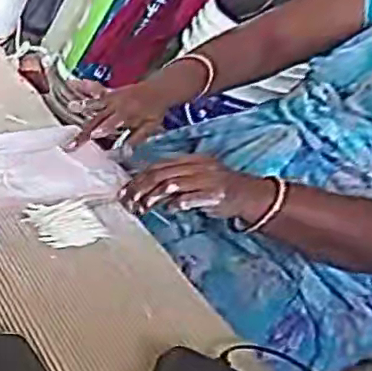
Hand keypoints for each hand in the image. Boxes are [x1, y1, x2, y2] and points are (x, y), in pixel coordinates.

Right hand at [70, 60, 209, 149]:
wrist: (162, 87)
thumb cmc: (155, 109)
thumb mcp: (151, 125)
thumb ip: (136, 138)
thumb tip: (123, 152)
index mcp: (129, 113)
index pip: (113, 123)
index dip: (103, 128)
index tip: (93, 135)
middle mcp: (118, 105)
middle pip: (98, 119)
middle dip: (85, 130)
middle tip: (72, 143)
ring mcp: (112, 98)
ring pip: (94, 104)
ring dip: (81, 106)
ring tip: (70, 106)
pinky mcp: (109, 93)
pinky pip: (95, 90)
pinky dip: (84, 86)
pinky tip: (73, 82)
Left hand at [120, 153, 277, 221]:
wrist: (249, 195)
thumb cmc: (214, 190)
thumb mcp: (190, 181)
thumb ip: (167, 183)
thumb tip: (137, 192)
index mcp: (191, 161)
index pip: (157, 166)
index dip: (136, 180)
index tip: (122, 194)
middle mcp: (199, 166)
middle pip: (160, 175)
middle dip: (139, 190)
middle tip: (128, 204)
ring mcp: (208, 178)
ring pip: (170, 185)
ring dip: (151, 198)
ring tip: (142, 209)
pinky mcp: (215, 193)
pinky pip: (188, 198)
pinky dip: (174, 204)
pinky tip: (169, 209)